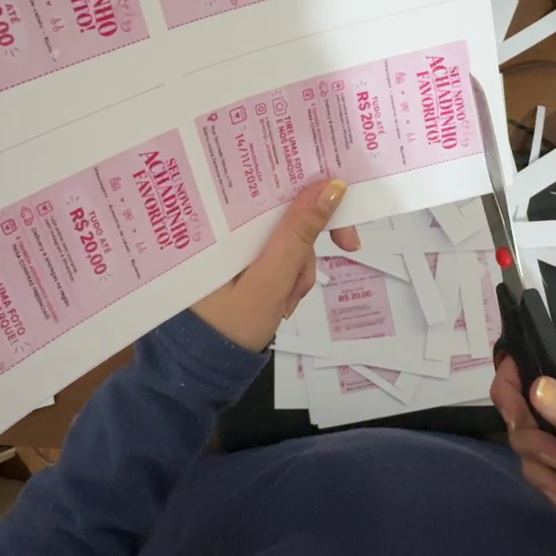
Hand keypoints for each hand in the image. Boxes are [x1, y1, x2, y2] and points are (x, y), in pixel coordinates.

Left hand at [192, 178, 359, 350]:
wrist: (207, 369)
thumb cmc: (229, 326)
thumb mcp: (270, 279)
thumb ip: (299, 235)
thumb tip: (331, 187)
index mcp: (221, 219)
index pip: (271, 185)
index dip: (311, 188)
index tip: (346, 200)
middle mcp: (225, 225)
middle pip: (284, 210)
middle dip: (311, 240)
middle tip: (348, 246)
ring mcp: (235, 244)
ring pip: (287, 235)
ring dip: (301, 265)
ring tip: (287, 299)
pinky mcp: (244, 260)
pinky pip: (280, 253)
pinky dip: (292, 273)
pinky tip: (284, 298)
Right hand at [491, 343, 555, 506]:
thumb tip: (535, 388)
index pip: (533, 356)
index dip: (513, 384)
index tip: (516, 420)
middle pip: (522, 397)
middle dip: (527, 434)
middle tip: (551, 460)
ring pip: (529, 430)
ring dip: (536, 461)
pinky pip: (542, 454)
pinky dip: (545, 476)